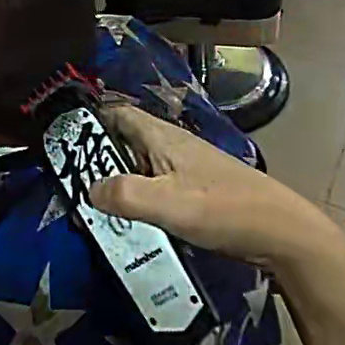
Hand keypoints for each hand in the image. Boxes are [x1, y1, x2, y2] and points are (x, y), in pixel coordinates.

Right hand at [91, 106, 344, 273]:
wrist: (280, 231)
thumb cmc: (224, 209)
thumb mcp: (169, 204)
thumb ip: (125, 195)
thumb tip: (89, 190)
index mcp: (162, 137)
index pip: (117, 113)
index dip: (90, 121)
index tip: (63, 143)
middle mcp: (171, 144)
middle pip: (125, 139)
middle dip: (98, 155)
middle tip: (70, 182)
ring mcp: (185, 166)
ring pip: (140, 163)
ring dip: (117, 179)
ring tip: (91, 205)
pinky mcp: (196, 188)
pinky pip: (155, 184)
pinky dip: (137, 196)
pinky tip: (129, 219)